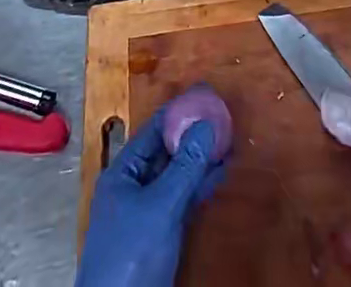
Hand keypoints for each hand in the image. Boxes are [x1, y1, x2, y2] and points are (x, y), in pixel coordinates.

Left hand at [75, 114, 225, 286]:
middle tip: (221, 115)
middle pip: (165, 151)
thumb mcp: (161, 207)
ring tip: (228, 139)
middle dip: (192, 133)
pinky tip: (222, 173)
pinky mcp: (161, 233)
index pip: (152, 131)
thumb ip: (185, 167)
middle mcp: (133, 187)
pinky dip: (201, 185)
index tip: (204, 95)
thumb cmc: (131, 255)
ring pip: (177, 175)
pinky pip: (183, 199)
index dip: (178, 111)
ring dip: (201, 159)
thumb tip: (206, 125)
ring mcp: (147, 211)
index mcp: (122, 173)